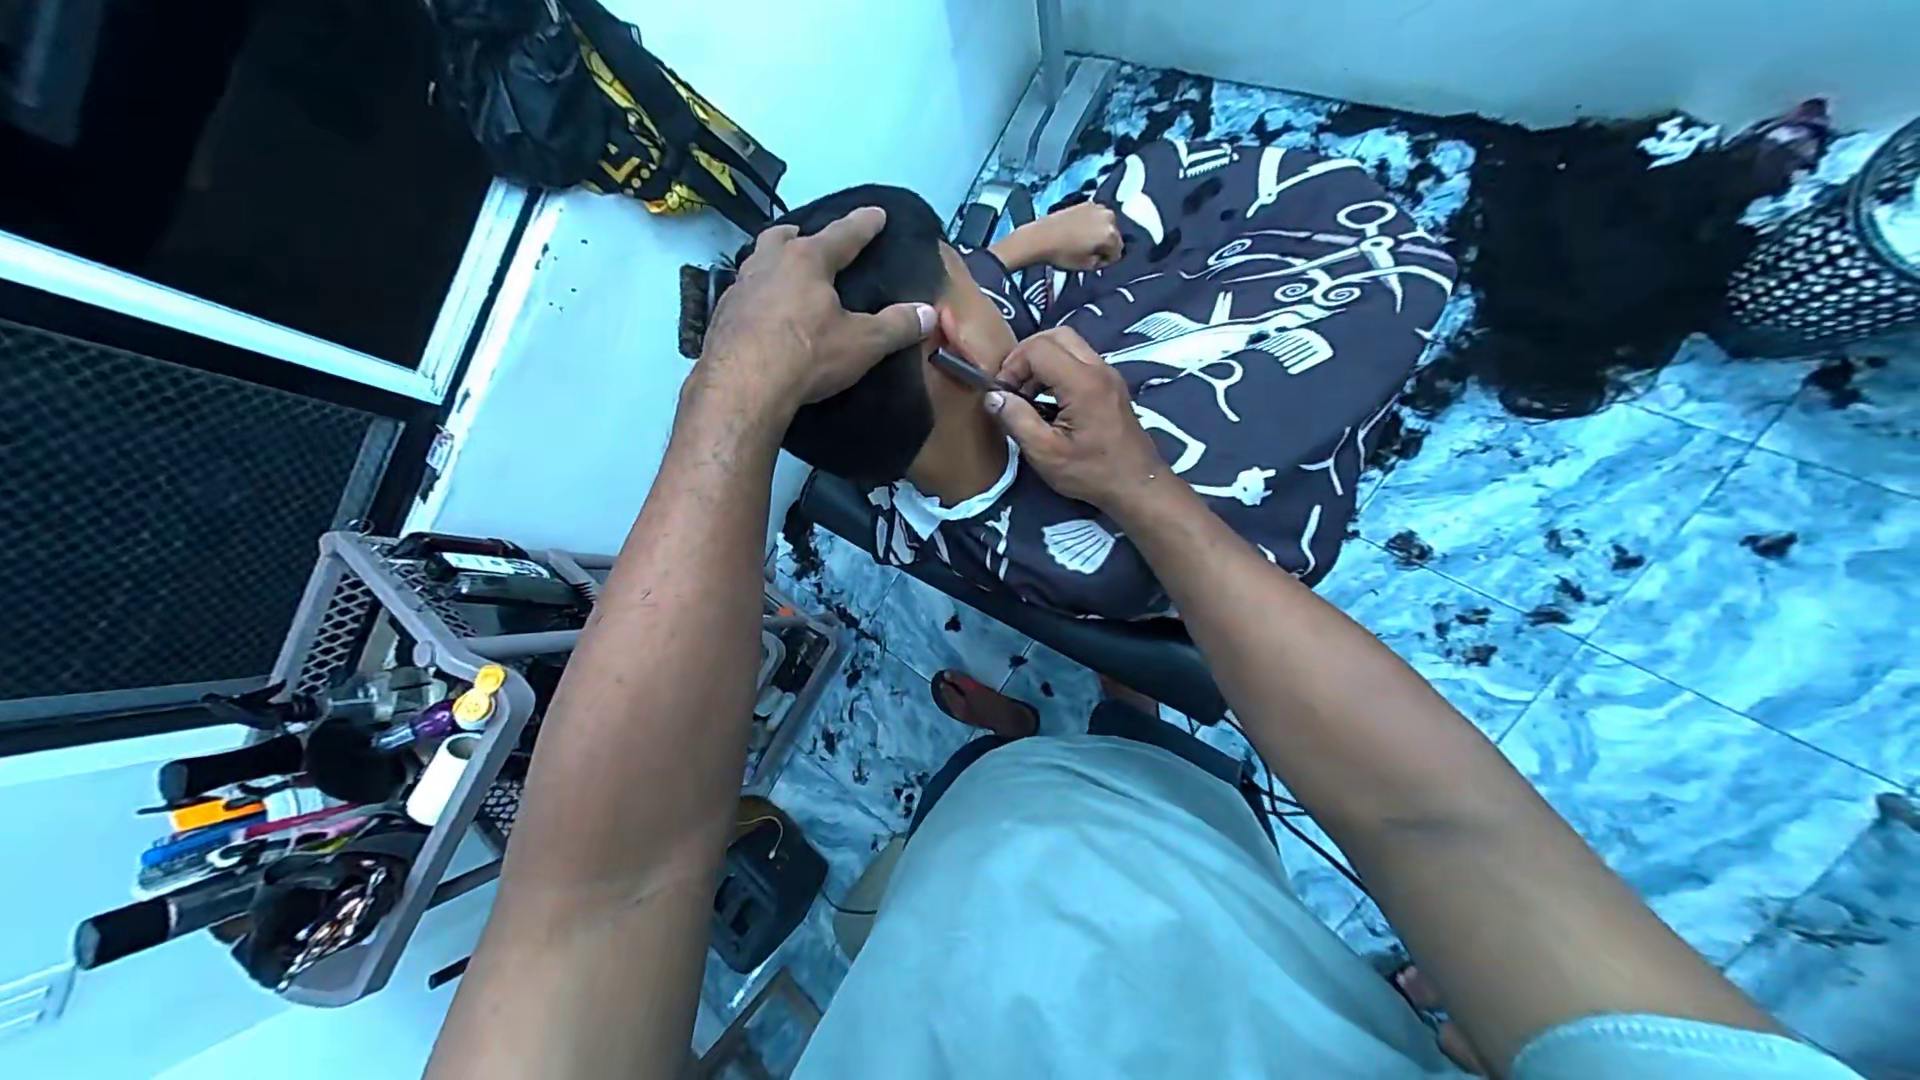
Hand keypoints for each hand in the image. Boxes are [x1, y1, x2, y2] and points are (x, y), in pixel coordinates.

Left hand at [695, 207, 935, 416]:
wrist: (742, 386)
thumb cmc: (806, 355)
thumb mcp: (862, 343)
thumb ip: (896, 326)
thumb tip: (927, 313)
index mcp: (806, 261)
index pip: (843, 234)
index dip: (864, 224)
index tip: (876, 213)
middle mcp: (769, 264)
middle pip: (785, 237)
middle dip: (802, 235)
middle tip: (812, 242)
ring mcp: (740, 288)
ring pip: (758, 261)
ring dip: (774, 263)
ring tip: (786, 276)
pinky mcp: (722, 316)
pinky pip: (743, 294)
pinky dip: (757, 296)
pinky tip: (763, 313)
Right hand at [984, 328, 1168, 510]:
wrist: (1137, 485)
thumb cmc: (1091, 472)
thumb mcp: (1045, 452)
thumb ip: (1017, 419)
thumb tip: (994, 396)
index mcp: (1083, 383)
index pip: (1038, 349)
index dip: (1013, 365)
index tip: (1003, 393)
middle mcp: (1099, 370)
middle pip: (1056, 335)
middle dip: (1027, 355)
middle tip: (1013, 385)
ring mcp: (1108, 375)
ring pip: (1070, 345)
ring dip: (1042, 362)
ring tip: (1027, 394)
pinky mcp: (1111, 386)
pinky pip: (1080, 361)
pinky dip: (1058, 370)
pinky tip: (1047, 400)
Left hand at [1032, 202, 1122, 269]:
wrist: (1042, 237)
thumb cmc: (1064, 254)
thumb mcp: (1086, 265)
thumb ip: (1102, 261)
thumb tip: (1105, 256)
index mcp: (1111, 234)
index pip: (1118, 251)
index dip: (1107, 260)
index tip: (1095, 262)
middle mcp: (1109, 217)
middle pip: (1115, 235)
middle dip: (1106, 244)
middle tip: (1090, 251)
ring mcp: (1098, 207)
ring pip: (1107, 224)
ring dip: (1100, 233)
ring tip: (1084, 241)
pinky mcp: (1087, 203)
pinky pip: (1097, 217)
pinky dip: (1093, 224)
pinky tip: (1080, 230)